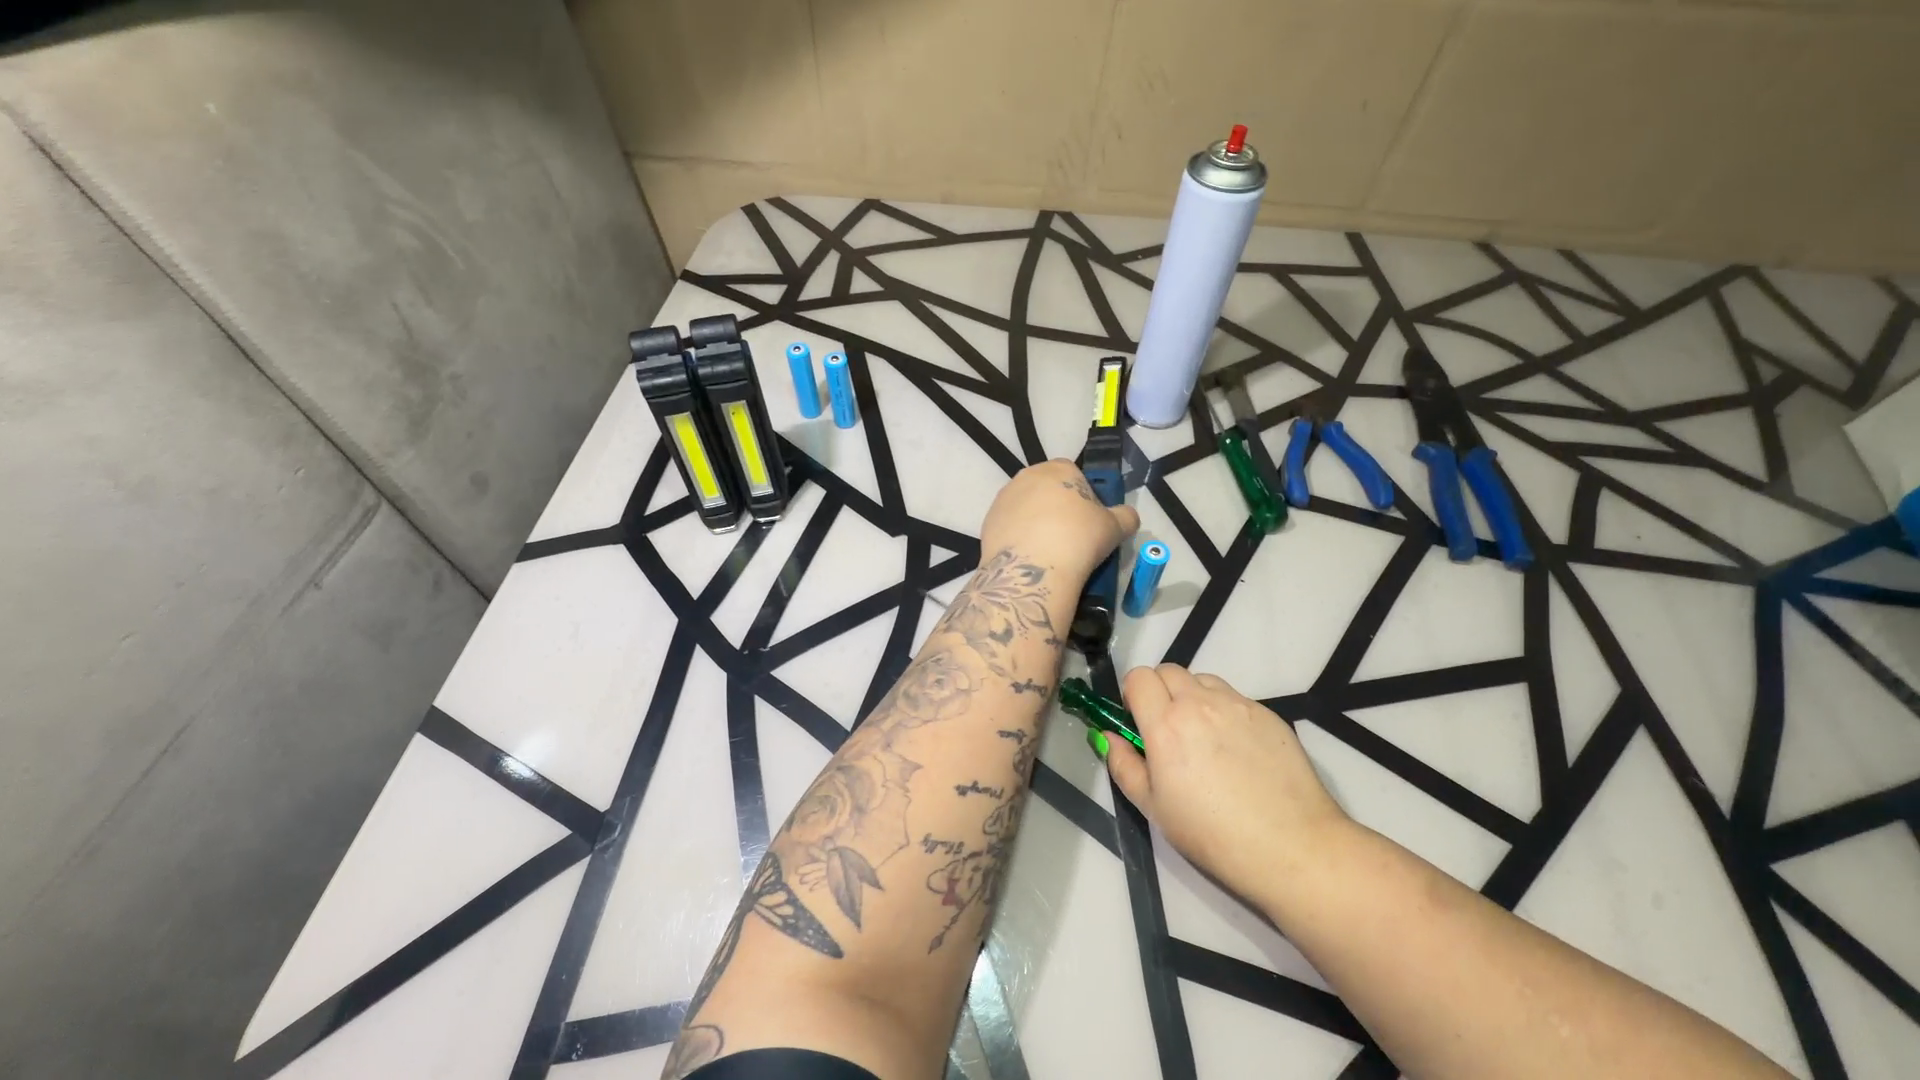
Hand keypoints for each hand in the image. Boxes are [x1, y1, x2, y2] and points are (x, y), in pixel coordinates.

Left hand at [978, 460, 1138, 580]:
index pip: (1075, 475)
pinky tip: (1030, 558)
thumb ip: (1125, 517)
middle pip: (1047, 490)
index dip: (1084, 498)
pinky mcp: (988, 522)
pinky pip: (1010, 527)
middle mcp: (1027, 476)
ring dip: (1037, 524)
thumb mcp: (1115, 527)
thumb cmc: (1080, 539)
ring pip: (1026, 509)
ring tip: (1049, 552)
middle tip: (1071, 539)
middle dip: (1058, 510)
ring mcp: (1003, 499)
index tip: (1089, 522)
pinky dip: (1019, 539)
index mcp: (1059, 469)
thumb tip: (1128, 517)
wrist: (1034, 570)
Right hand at [1101, 664, 1348, 907]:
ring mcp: (1240, 705)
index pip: (1138, 677)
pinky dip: (1225, 713)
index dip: (1132, 695)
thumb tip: (1107, 736)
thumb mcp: (1153, 808)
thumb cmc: (1212, 834)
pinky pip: (1236, 699)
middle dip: (1160, 692)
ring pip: (1204, 681)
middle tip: (1167, 731)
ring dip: (1193, 697)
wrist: (1291, 846)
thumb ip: (1124, 765)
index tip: (1138, 723)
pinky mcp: (1270, 715)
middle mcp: (1202, 703)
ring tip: (1203, 739)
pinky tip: (1237, 752)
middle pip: (1169, 671)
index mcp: (1166, 724)